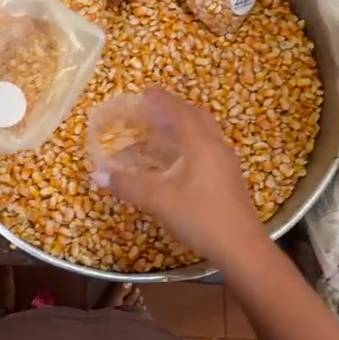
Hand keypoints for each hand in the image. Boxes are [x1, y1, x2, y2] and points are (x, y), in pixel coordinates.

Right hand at [94, 87, 265, 264]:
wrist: (241, 247)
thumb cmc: (200, 216)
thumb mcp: (158, 200)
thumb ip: (127, 185)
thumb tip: (97, 174)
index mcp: (200, 144)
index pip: (180, 112)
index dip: (162, 100)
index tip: (146, 92)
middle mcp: (216, 146)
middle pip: (197, 117)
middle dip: (175, 109)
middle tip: (154, 109)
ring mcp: (226, 163)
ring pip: (205, 133)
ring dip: (184, 125)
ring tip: (163, 129)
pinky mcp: (228, 178)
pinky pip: (208, 147)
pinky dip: (191, 141)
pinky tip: (179, 158)